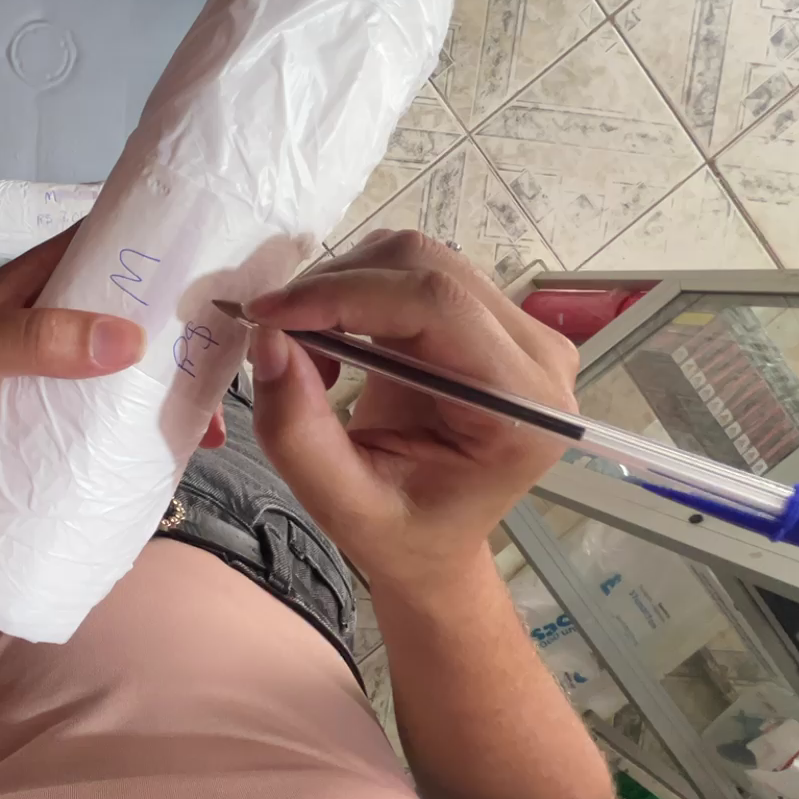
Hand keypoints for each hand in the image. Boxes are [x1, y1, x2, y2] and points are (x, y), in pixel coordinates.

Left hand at [0, 227, 225, 577]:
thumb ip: (31, 338)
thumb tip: (131, 338)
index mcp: (35, 287)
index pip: (107, 248)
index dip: (159, 246)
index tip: (219, 257)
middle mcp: (55, 328)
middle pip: (131, 317)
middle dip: (181, 331)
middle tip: (236, 353)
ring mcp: (57, 384)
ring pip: (126, 378)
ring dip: (167, 393)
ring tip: (211, 419)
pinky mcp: (52, 433)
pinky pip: (106, 429)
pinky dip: (138, 439)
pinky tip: (172, 457)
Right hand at [243, 230, 578, 591]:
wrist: (435, 539)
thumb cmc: (398, 534)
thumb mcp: (337, 501)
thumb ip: (296, 429)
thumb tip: (268, 336)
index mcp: (520, 409)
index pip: (435, 304)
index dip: (342, 294)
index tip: (264, 315)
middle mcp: (535, 355)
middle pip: (423, 266)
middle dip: (332, 288)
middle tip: (277, 337)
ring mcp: (515, 330)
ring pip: (412, 258)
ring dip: (338, 291)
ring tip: (309, 354)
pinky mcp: (483, 318)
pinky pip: (407, 274)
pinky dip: (350, 295)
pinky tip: (334, 344)